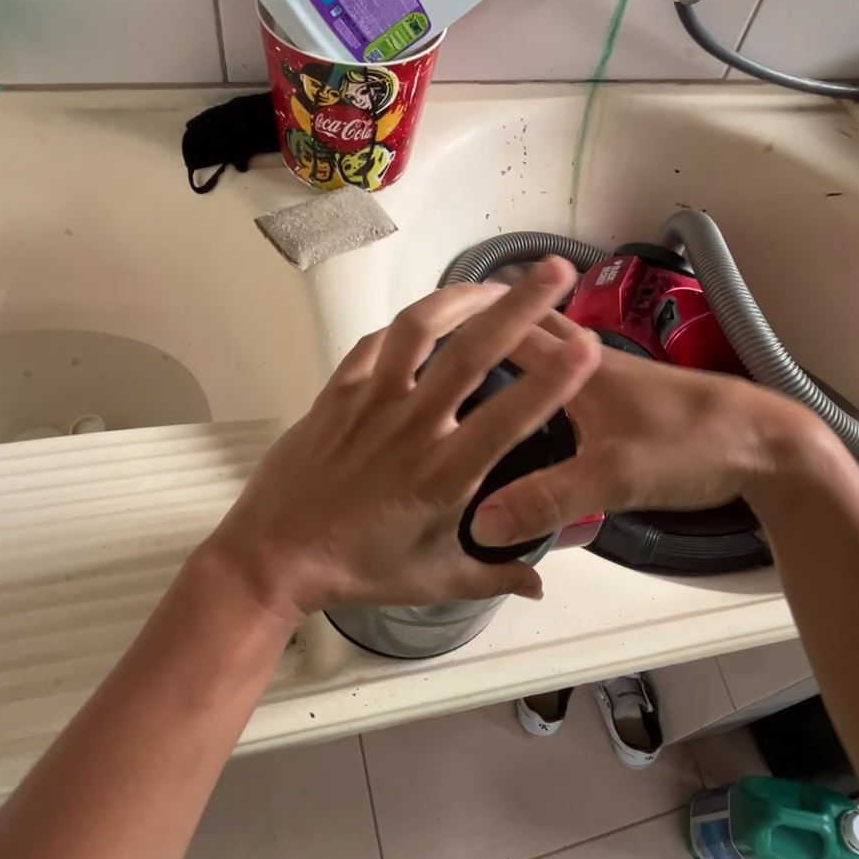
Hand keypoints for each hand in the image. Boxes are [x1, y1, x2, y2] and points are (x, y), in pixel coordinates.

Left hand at [198, 258, 600, 621]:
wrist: (271, 556)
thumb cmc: (356, 570)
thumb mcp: (432, 581)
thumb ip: (493, 576)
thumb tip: (542, 586)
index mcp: (442, 474)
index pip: (509, 418)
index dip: (552, 380)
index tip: (587, 347)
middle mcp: (411, 426)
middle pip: (471, 352)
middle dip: (519, 306)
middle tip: (553, 271)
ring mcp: (368, 401)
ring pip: (418, 328)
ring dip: (460, 298)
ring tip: (492, 285)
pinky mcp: (335, 392)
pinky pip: (375, 343)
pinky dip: (405, 326)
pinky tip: (427, 321)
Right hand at [470, 311, 843, 547]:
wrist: (771, 445)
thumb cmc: (693, 445)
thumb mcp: (615, 478)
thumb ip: (547, 499)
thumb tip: (478, 523)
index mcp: (580, 370)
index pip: (512, 334)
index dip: (469, 325)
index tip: (427, 324)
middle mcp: (594, 364)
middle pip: (534, 331)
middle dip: (494, 324)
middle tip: (448, 329)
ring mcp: (616, 379)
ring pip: (557, 352)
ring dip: (522, 345)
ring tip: (482, 357)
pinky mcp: (634, 401)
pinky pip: (576, 376)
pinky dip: (549, 374)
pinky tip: (544, 401)